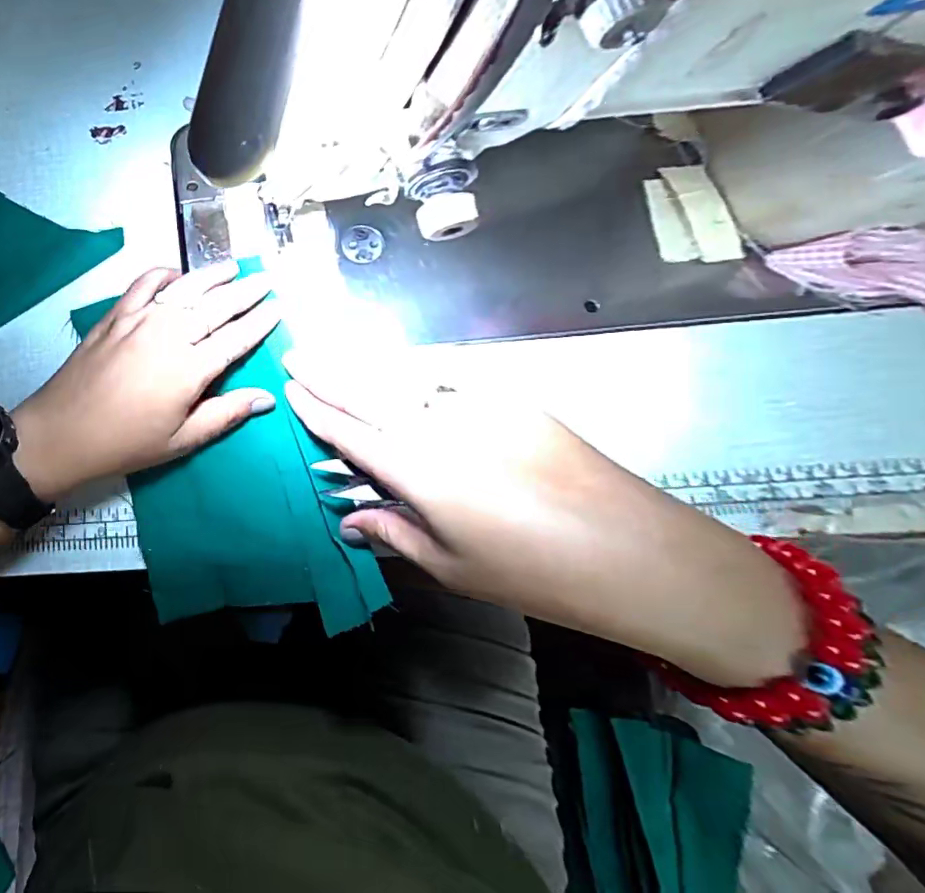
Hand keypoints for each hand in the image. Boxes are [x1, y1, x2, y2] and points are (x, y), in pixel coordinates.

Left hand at [11, 262, 281, 500]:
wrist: (62, 433)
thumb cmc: (126, 443)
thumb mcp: (181, 440)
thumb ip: (226, 414)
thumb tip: (267, 398)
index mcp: (190, 369)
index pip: (236, 338)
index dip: (260, 322)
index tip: (278, 308)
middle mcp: (168, 335)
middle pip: (216, 306)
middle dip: (245, 291)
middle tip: (266, 279)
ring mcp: (139, 320)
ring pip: (184, 288)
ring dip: (211, 276)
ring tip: (232, 267)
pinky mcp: (115, 316)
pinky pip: (143, 284)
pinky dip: (163, 275)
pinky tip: (176, 274)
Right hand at [282, 350, 806, 686]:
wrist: (633, 550)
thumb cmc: (533, 573)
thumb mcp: (453, 567)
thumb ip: (395, 533)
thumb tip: (352, 519)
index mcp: (419, 471)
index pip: (351, 431)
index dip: (317, 409)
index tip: (292, 388)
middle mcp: (441, 426)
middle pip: (371, 389)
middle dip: (330, 370)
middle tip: (299, 351)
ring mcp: (481, 404)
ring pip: (409, 373)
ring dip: (368, 361)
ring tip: (338, 352)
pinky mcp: (515, 398)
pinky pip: (452, 376)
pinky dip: (419, 369)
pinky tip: (406, 368)